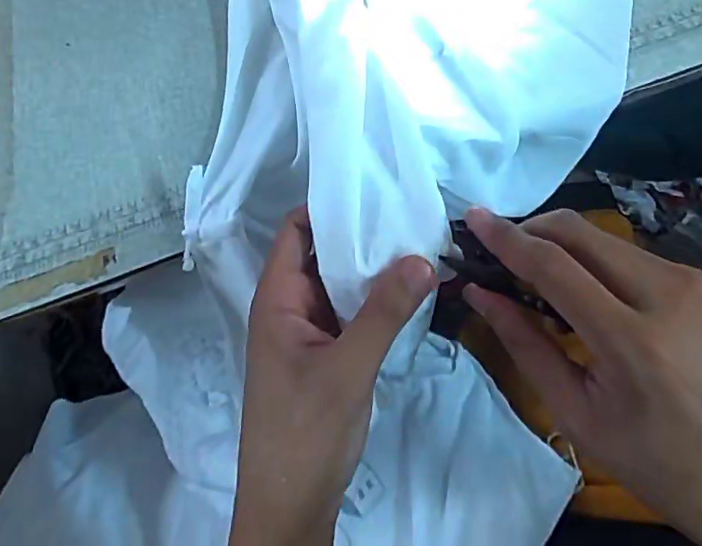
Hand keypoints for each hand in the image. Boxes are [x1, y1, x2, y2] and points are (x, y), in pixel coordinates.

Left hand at [230, 208, 436, 545]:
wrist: (290, 511)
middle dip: (359, 234)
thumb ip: (385, 312)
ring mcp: (307, 332)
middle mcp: (289, 307)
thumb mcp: (348, 369)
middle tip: (407, 213)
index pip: (295, 231)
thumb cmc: (305, 433)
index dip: (327, 206)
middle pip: (320, 252)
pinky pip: (348, 310)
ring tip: (415, 242)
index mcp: (277, 299)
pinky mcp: (325, 354)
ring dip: (370, 267)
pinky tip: (407, 290)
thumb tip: (424, 257)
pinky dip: (373, 297)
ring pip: (338, 282)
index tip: (371, 190)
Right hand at [460, 208, 701, 545]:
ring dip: (561, 244)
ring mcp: (689, 279)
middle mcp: (665, 293)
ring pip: (602, 237)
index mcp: (633, 342)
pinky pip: (628, 253)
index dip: (507, 237)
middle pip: (578, 231)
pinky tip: (585, 289)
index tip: (474, 219)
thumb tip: (480, 292)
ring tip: (537, 273)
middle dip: (531, 229)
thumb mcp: (578, 414)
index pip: (554, 265)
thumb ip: (524, 344)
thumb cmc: (658, 461)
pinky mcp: (699, 277)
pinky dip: (594, 259)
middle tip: (499, 248)